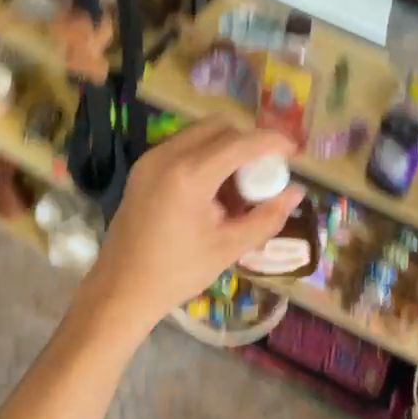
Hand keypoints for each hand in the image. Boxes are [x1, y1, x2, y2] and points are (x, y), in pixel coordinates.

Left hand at [77, 119, 303, 336]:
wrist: (121, 290)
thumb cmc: (176, 274)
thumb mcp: (229, 248)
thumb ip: (267, 217)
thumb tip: (296, 193)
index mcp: (189, 175)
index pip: (241, 142)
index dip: (273, 142)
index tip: (294, 151)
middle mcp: (166, 156)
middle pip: (220, 127)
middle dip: (248, 144)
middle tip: (264, 175)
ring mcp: (150, 159)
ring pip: (200, 134)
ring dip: (226, 150)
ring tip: (238, 189)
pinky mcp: (142, 169)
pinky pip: (183, 147)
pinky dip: (205, 158)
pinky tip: (213, 193)